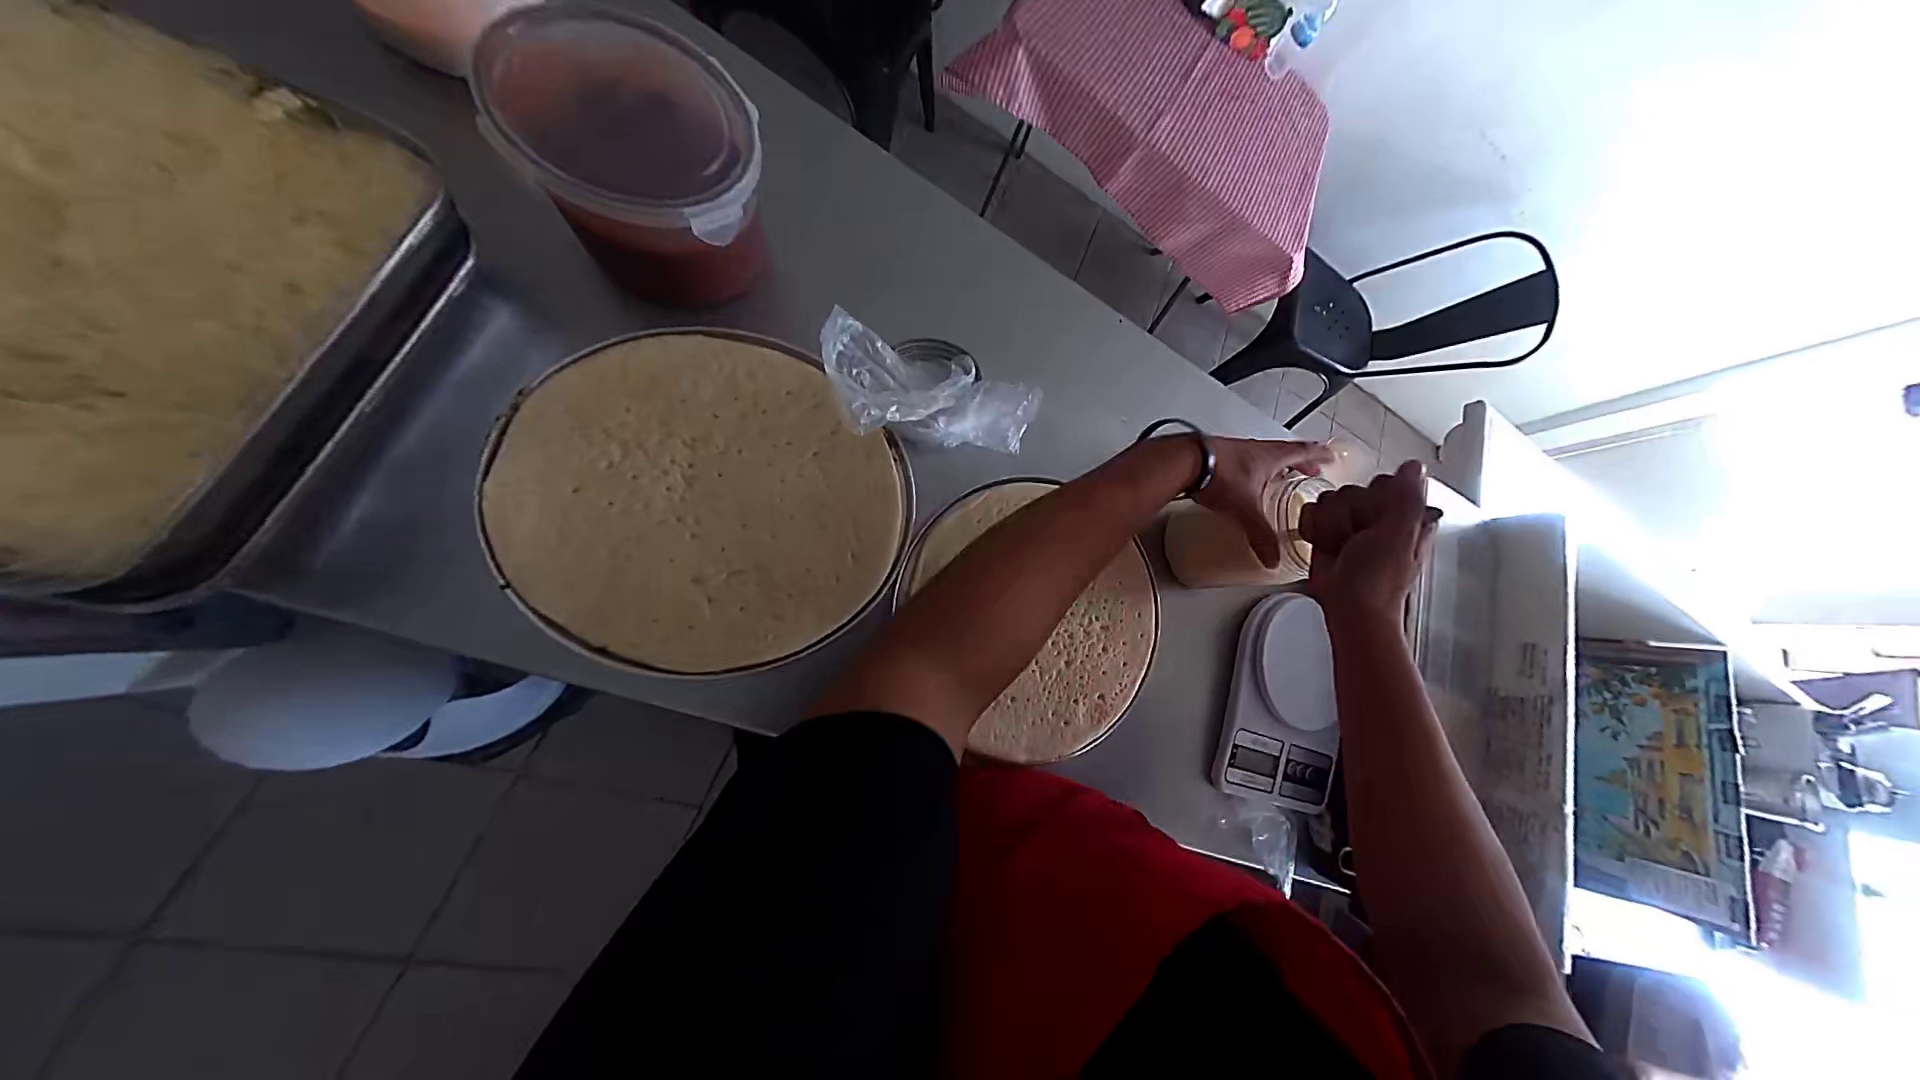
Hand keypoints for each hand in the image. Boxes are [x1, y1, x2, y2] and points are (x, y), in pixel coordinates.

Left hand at [1193, 437, 1335, 567]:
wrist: (1182, 462)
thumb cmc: (1217, 475)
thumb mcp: (1245, 510)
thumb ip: (1260, 535)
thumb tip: (1271, 558)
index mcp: (1270, 456)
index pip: (1303, 451)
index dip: (1318, 454)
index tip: (1329, 455)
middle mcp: (1254, 449)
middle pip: (1282, 451)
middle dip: (1298, 461)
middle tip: (1307, 468)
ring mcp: (1233, 449)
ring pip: (1260, 454)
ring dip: (1272, 463)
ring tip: (1275, 477)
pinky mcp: (1214, 455)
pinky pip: (1238, 460)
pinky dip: (1248, 468)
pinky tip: (1241, 480)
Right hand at [1298, 460, 1440, 622]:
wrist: (1349, 607)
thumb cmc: (1379, 580)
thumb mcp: (1400, 534)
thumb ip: (1407, 497)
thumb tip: (1412, 467)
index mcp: (1405, 513)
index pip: (1384, 482)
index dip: (1375, 498)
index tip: (1378, 520)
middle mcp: (1378, 516)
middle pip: (1352, 490)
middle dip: (1350, 516)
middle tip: (1359, 539)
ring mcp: (1350, 524)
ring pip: (1329, 500)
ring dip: (1331, 526)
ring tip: (1342, 547)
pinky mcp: (1326, 532)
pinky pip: (1311, 513)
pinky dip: (1314, 530)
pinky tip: (1326, 546)